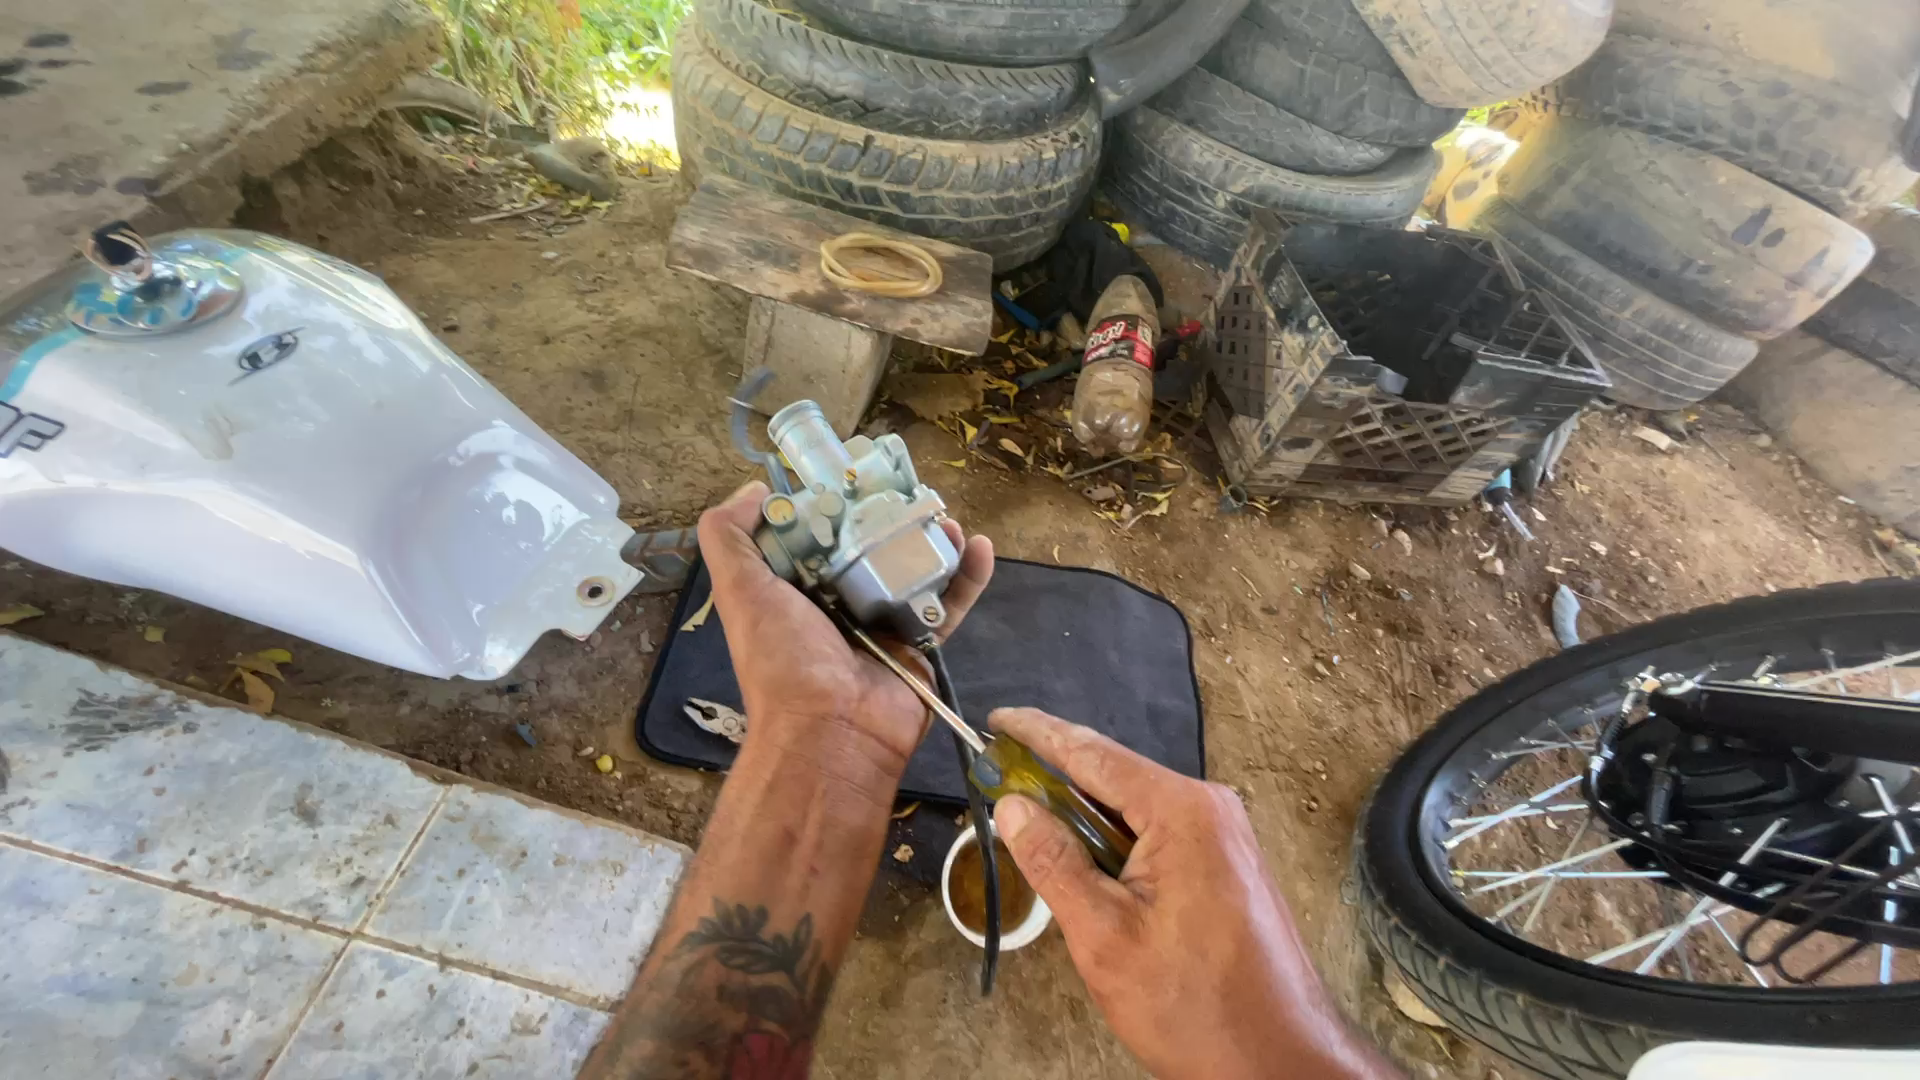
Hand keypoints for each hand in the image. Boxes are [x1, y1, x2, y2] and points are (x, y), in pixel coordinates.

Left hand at [698, 481, 993, 782]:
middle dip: (892, 518)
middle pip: (872, 549)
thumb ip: (729, 539)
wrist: (832, 733)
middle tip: (910, 491)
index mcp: (797, 592)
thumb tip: (755, 489)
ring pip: (915, 570)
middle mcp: (841, 604)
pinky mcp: (923, 642)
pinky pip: (950, 602)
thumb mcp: (741, 592)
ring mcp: (886, 623)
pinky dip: (969, 575)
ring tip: (945, 517)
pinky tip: (980, 546)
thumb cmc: (783, 659)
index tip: (854, 476)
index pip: (817, 536)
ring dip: (934, 541)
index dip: (834, 506)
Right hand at [989, 708, 1398, 1079]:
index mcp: (1181, 809)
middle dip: (1054, 775)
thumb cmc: (1192, 1004)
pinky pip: (1153, 826)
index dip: (1036, 732)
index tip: (995, 720)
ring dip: (1082, 811)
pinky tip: (1084, 855)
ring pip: (1131, 803)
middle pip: (1112, 774)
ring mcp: (1220, 829)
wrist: (1284, 1065)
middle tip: (1000, 778)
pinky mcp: (1223, 857)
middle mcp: (1206, 803)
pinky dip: (1111, 834)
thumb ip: (1053, 862)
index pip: (1091, 753)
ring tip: (1032, 820)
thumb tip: (1010, 805)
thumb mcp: (1104, 936)